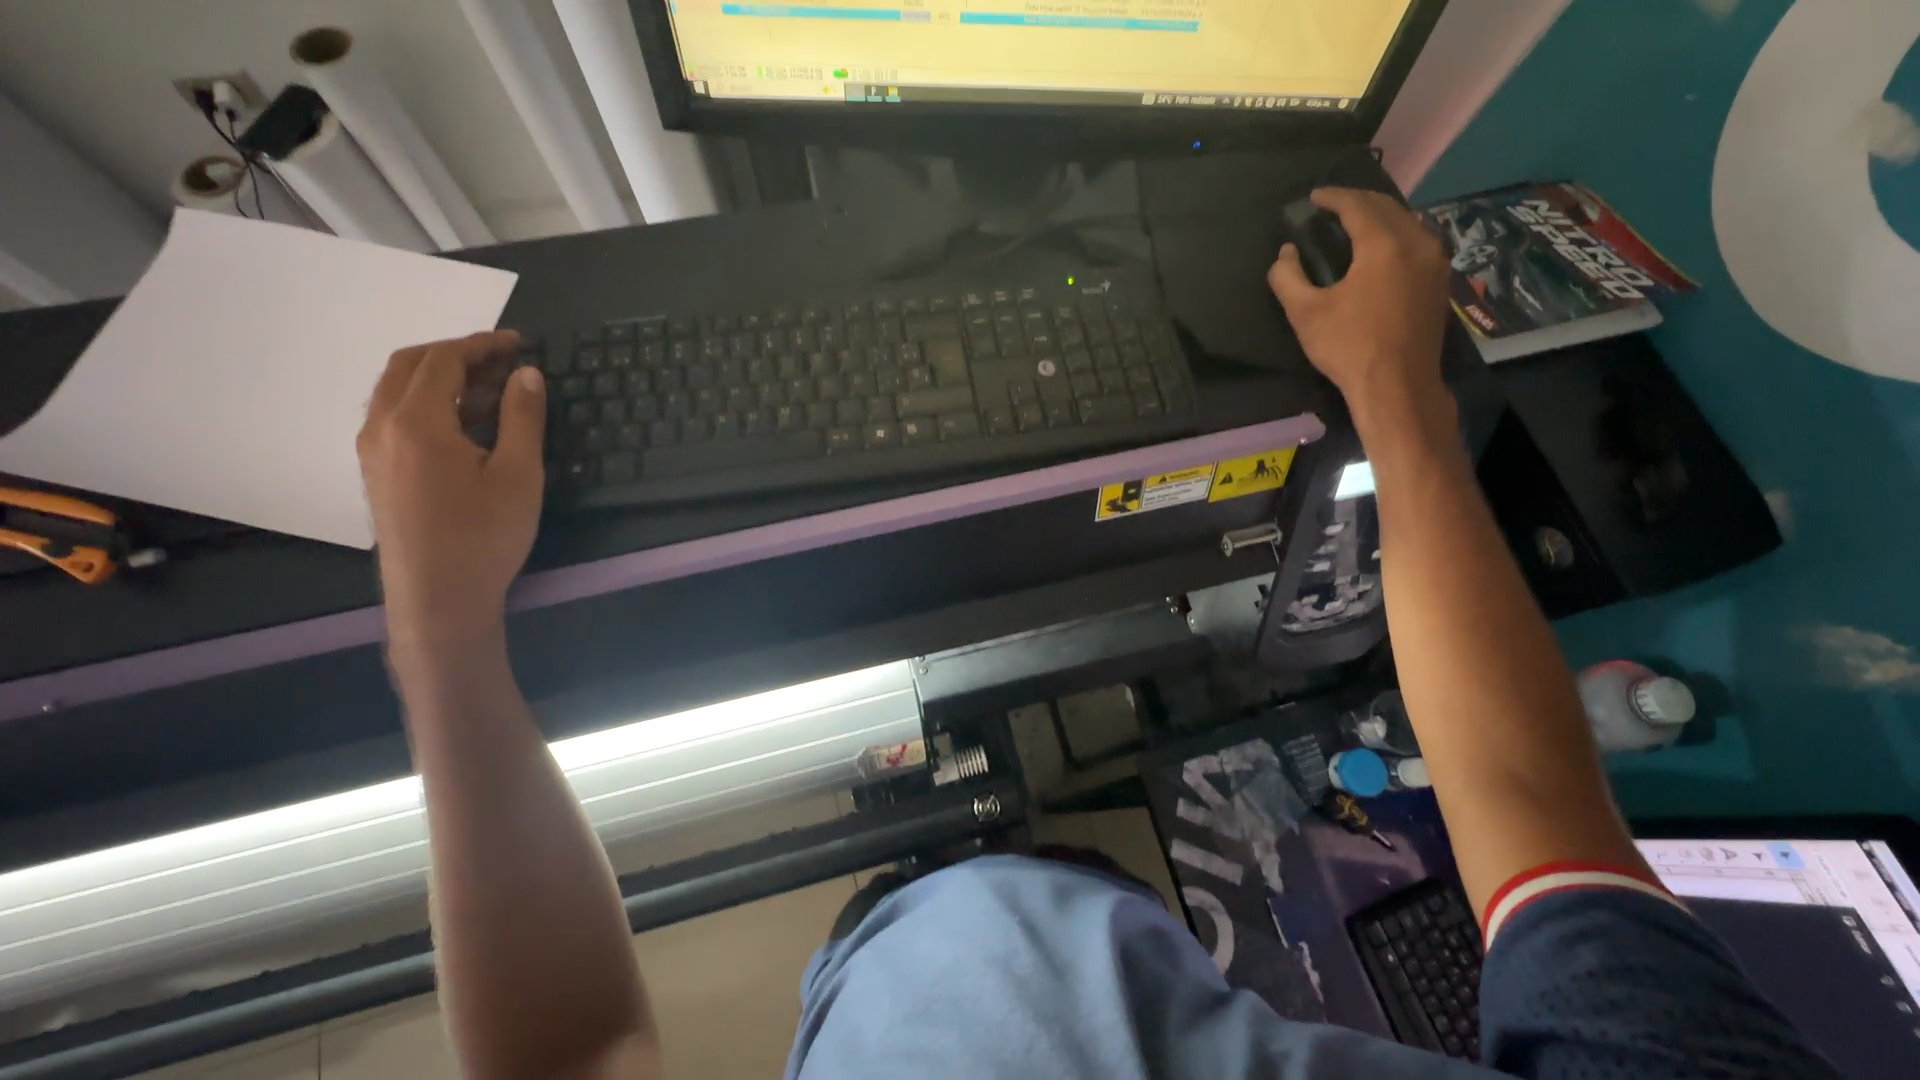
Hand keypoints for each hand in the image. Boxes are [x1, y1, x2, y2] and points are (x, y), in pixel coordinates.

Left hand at [357, 331, 545, 647]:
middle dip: (457, 353)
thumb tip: (525, 373)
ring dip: (440, 377)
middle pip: (411, 365)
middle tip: (503, 361)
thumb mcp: (518, 474)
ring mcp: (373, 451)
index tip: (519, 343)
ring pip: (397, 390)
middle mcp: (382, 426)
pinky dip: (427, 402)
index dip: (482, 344)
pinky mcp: (377, 472)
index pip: (444, 359)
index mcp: (415, 421)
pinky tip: (464, 424)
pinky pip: (395, 416)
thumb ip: (522, 417)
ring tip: (490, 391)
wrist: (439, 599)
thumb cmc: (484, 537)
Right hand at [1268, 188, 1453, 428]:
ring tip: (1355, 223)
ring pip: (1407, 221)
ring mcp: (1434, 261)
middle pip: (1386, 207)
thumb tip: (1284, 254)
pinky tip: (1381, 248)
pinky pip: (1418, 241)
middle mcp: (1416, 243)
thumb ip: (1288, 277)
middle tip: (1332, 206)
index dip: (1332, 197)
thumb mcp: (1305, 313)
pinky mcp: (1440, 281)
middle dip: (1357, 202)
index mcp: (1383, 245)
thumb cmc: (1348, 347)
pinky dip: (1396, 233)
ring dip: (1380, 216)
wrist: (1397, 386)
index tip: (1313, 197)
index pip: (1357, 205)